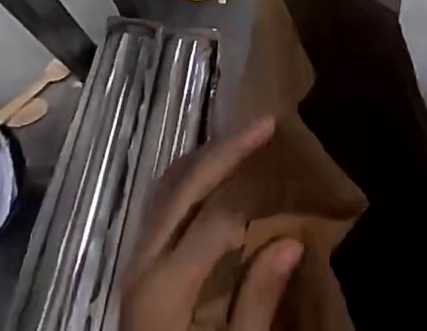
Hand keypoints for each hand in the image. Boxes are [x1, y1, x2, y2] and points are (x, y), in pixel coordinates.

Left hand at [123, 117, 304, 330]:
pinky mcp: (137, 265)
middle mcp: (142, 261)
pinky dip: (190, 179)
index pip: (212, 217)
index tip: (282, 155)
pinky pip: (161, 204)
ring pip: (165, 188)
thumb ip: (257, 303)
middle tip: (265, 124)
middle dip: (224, 149)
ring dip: (204, 158)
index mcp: (163, 287)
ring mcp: (134, 260)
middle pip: (182, 186)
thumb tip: (291, 239)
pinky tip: (215, 176)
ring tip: (244, 140)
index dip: (248, 186)